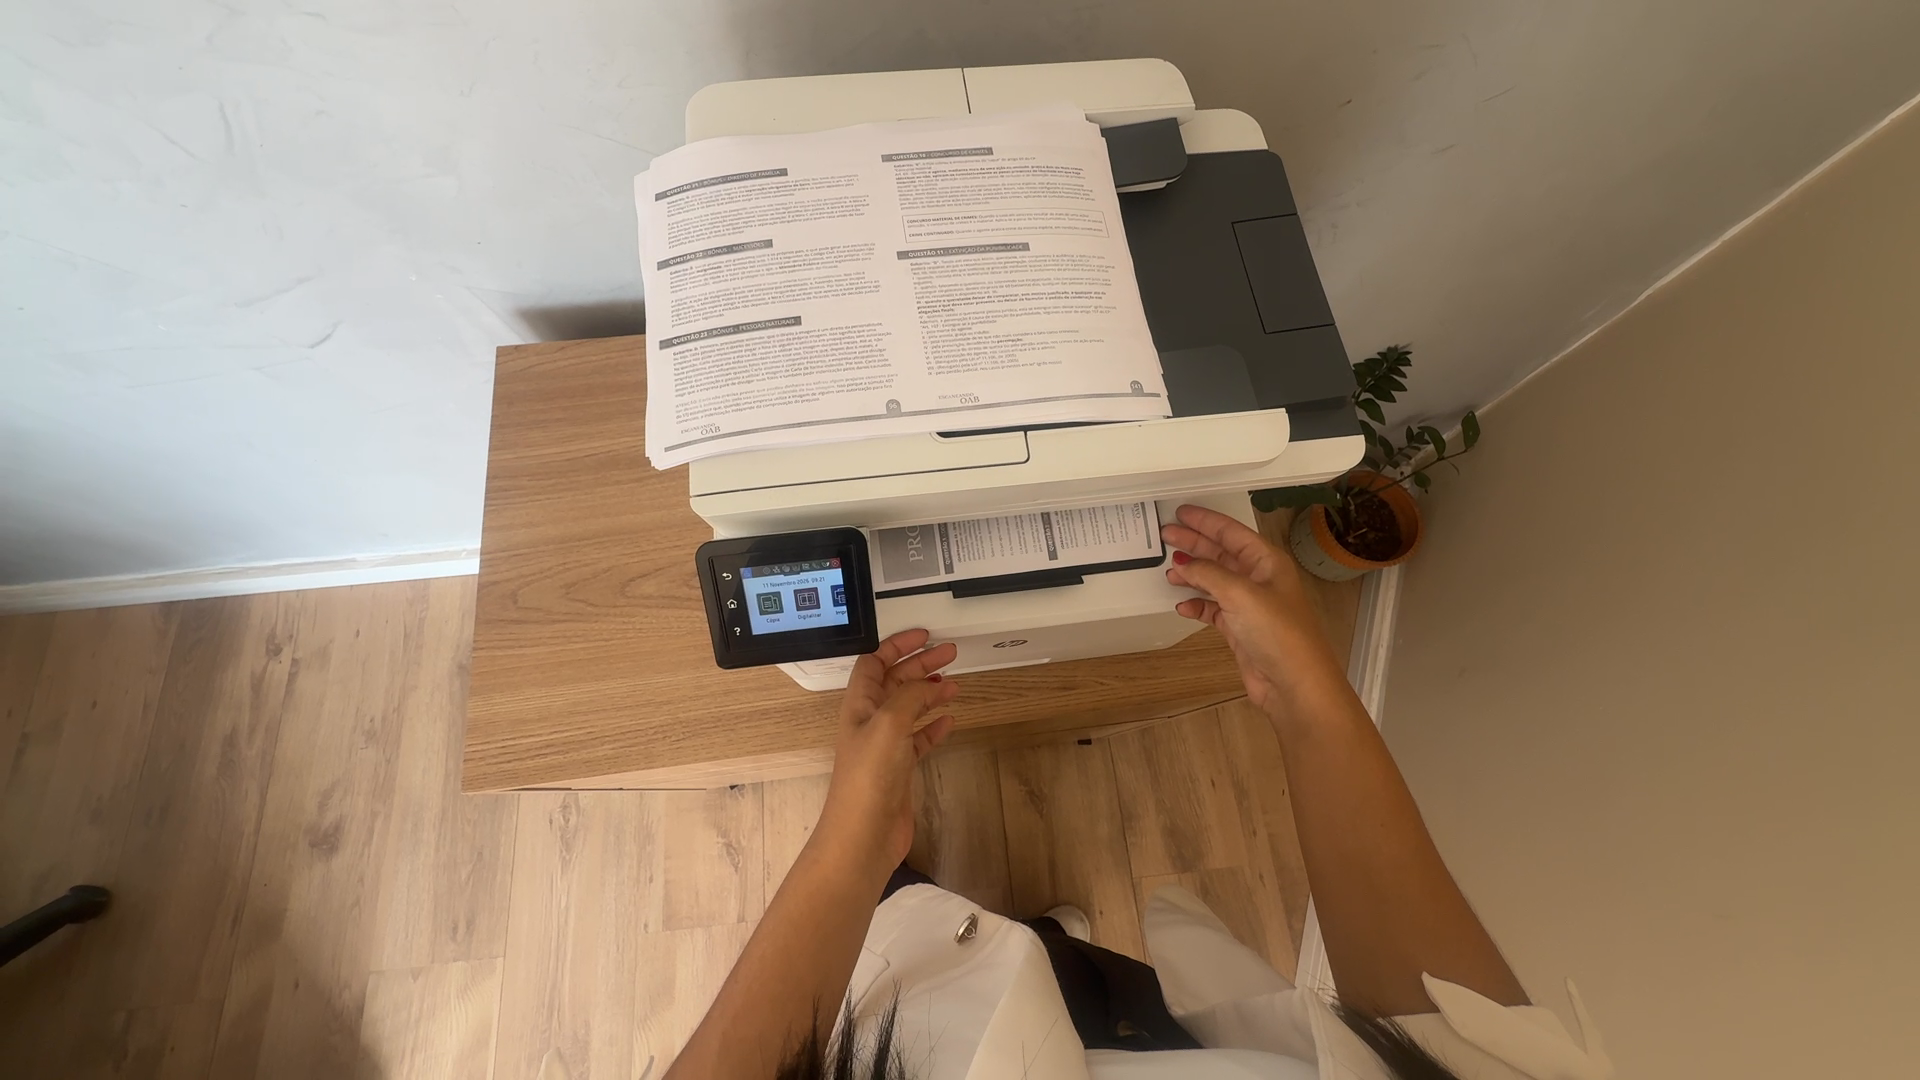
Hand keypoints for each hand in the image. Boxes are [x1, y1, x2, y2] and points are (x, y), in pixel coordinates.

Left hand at [814, 629, 959, 876]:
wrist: (863, 835)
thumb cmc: (869, 777)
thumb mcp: (889, 723)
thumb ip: (909, 696)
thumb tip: (927, 683)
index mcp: (860, 704)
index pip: (875, 662)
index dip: (897, 646)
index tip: (924, 636)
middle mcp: (870, 721)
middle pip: (896, 682)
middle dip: (921, 665)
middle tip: (950, 655)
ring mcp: (885, 746)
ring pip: (910, 708)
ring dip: (931, 693)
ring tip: (954, 685)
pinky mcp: (900, 769)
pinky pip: (919, 739)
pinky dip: (934, 727)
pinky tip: (949, 721)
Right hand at [1162, 504, 1344, 714]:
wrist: (1294, 684)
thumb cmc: (1278, 633)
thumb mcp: (1240, 594)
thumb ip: (1208, 573)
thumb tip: (1184, 564)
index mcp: (1267, 562)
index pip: (1232, 532)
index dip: (1206, 521)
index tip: (1180, 512)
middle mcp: (1259, 579)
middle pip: (1221, 553)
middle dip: (1194, 544)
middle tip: (1166, 535)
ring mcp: (1249, 605)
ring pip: (1214, 581)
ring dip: (1192, 576)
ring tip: (1170, 572)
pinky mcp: (1240, 628)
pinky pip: (1212, 609)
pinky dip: (1196, 606)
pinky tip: (1183, 607)